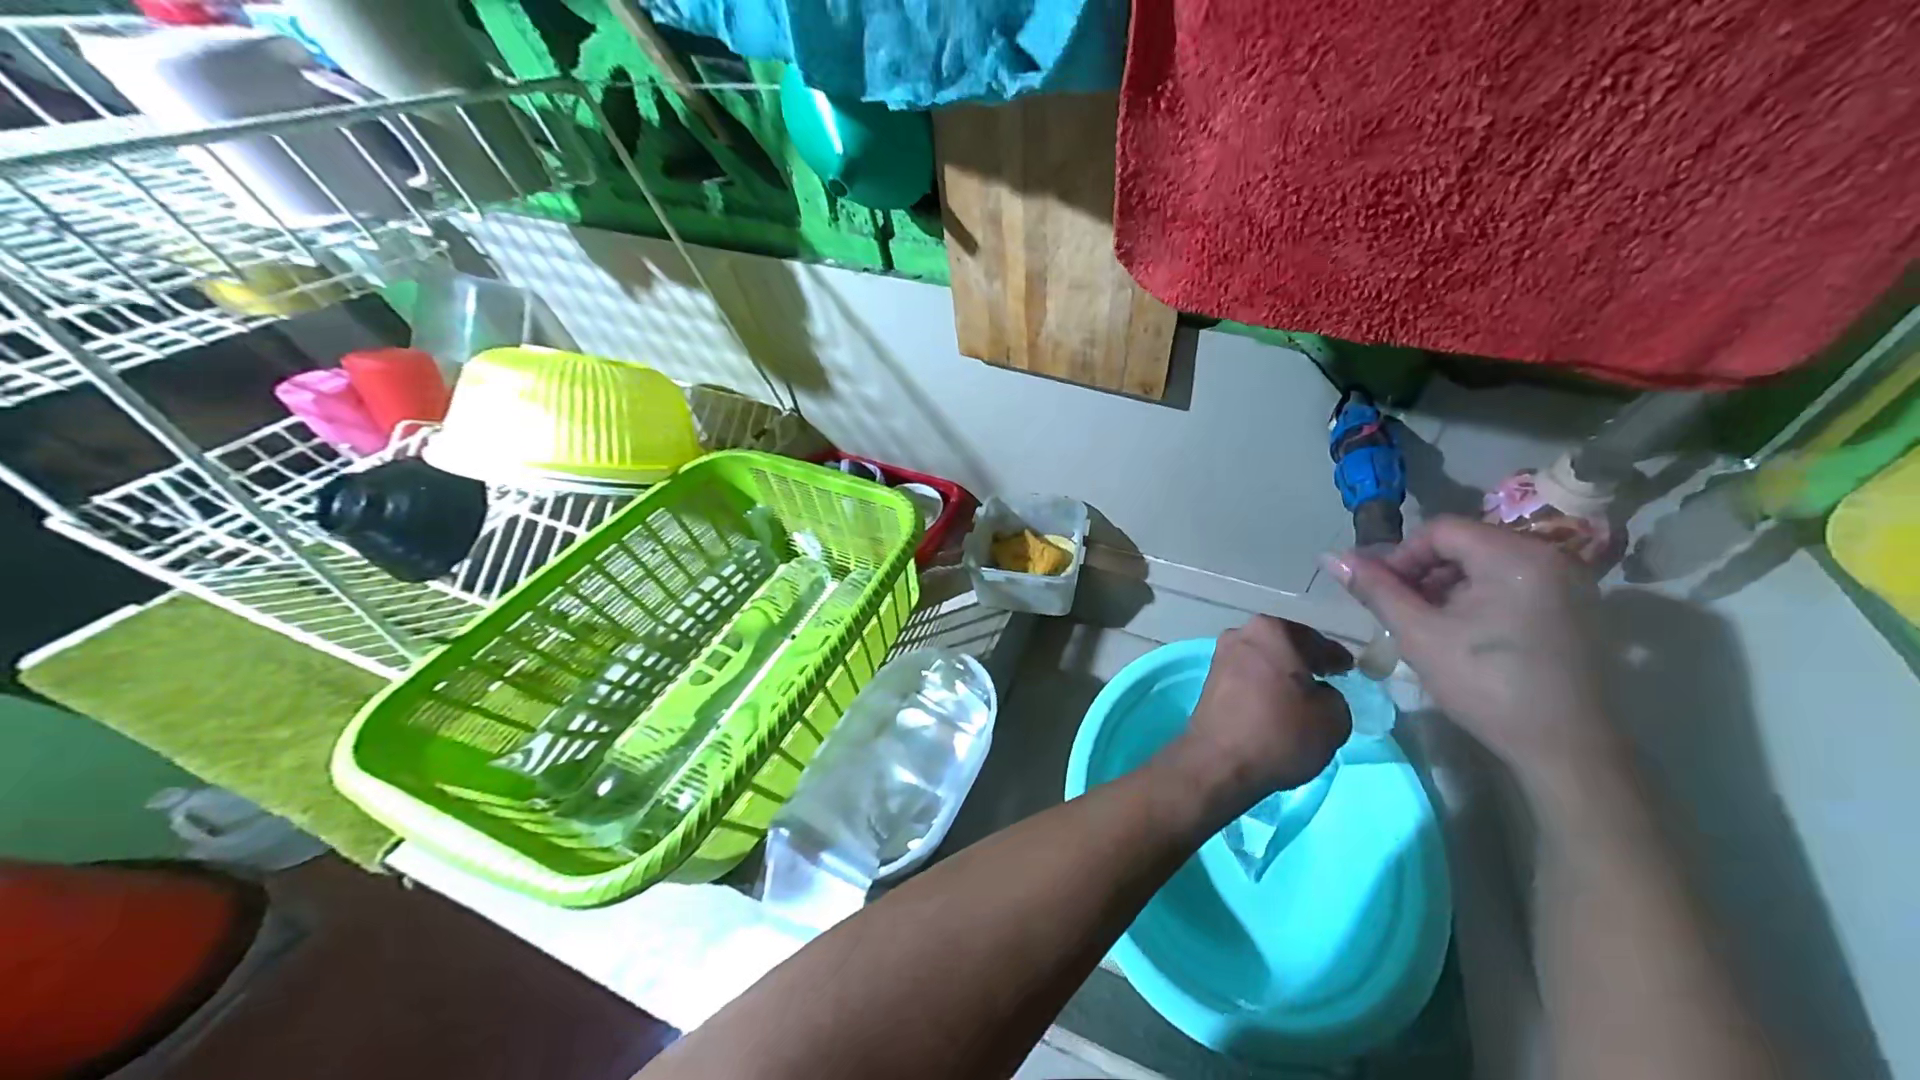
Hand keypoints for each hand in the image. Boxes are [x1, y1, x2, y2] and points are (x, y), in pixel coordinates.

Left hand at [1171, 616, 1353, 811]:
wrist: (1220, 762)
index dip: (1335, 658)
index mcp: (1272, 631)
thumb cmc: (1281, 732)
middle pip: (1285, 646)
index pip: (1316, 642)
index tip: (1348, 670)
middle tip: (1328, 680)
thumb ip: (1333, 696)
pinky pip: (1247, 679)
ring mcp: (1220, 658)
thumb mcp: (1334, 716)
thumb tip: (1316, 694)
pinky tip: (1275, 707)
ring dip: (1281, 675)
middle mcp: (1240, 635)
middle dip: (1305, 662)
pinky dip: (1263, 687)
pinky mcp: (1209, 682)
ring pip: (1263, 662)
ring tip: (1302, 698)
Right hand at [1325, 516, 1612, 775]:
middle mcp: (1549, 557)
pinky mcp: (1573, 607)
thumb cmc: (1486, 685)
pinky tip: (1461, 632)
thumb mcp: (1419, 634)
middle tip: (1400, 610)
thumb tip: (1330, 557)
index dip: (1400, 556)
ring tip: (1426, 624)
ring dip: (1446, 585)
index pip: (1439, 530)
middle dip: (1422, 572)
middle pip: (1464, 543)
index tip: (1381, 592)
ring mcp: (1567, 582)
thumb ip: (1375, 590)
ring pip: (1485, 563)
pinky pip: (1510, 582)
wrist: (1564, 747)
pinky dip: (1476, 596)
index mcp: (1515, 556)